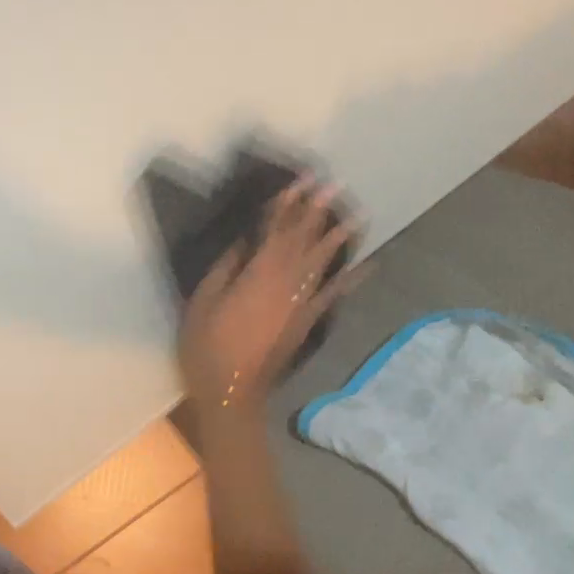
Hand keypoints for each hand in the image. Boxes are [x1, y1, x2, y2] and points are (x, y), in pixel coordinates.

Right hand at [179, 178, 361, 410]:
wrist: (232, 390)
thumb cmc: (206, 344)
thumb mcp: (204, 300)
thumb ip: (226, 268)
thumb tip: (244, 243)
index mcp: (256, 276)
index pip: (274, 231)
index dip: (286, 206)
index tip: (299, 182)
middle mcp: (285, 284)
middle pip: (302, 241)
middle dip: (316, 212)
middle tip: (332, 185)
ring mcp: (300, 303)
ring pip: (321, 263)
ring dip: (337, 237)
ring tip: (354, 215)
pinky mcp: (306, 321)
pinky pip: (333, 295)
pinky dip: (352, 279)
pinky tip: (369, 264)